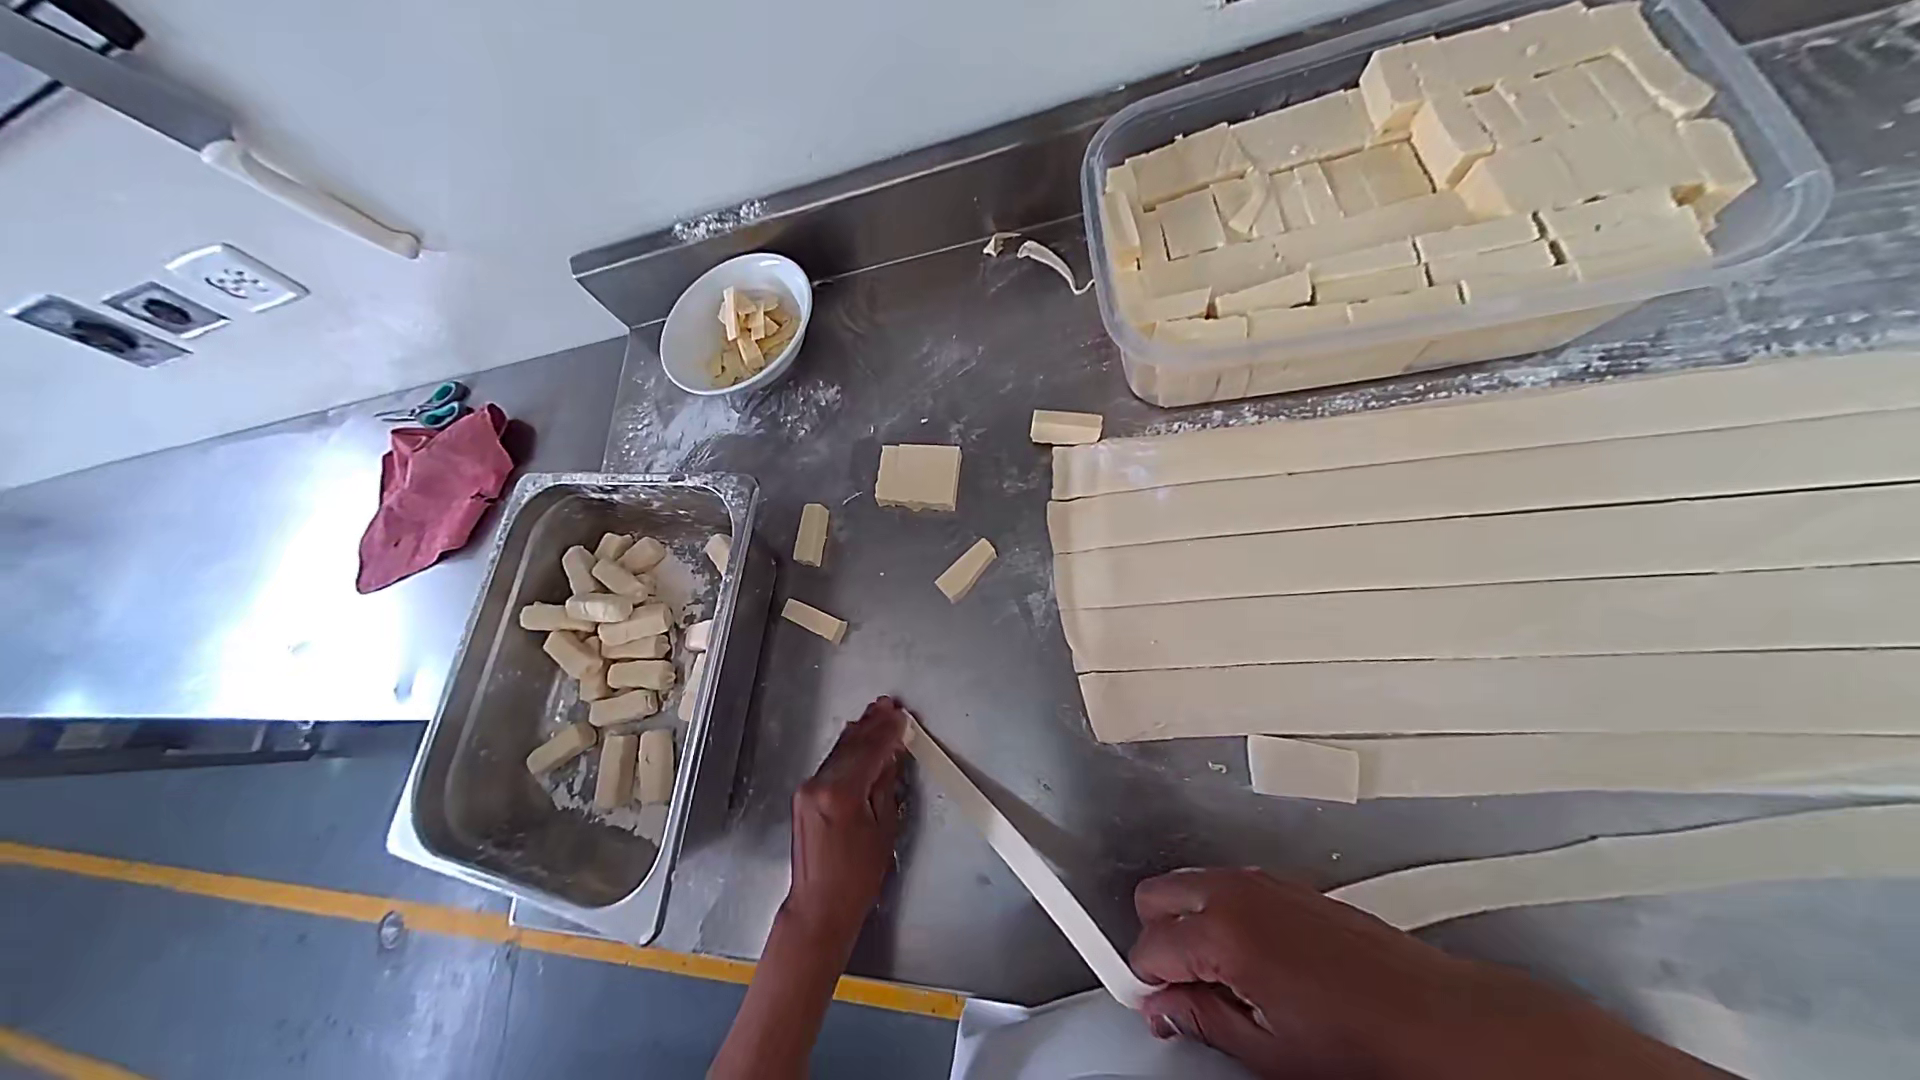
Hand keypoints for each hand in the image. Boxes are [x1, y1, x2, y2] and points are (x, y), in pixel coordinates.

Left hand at [782, 695, 907, 942]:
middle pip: (851, 745)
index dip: (888, 731)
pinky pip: (830, 765)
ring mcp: (807, 789)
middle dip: (872, 724)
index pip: (870, 750)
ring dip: (859, 733)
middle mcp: (818, 785)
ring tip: (876, 715)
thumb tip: (891, 755)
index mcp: (841, 793)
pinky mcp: (803, 796)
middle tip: (889, 705)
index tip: (901, 716)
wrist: (819, 907)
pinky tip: (857, 740)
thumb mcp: (884, 828)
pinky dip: (847, 751)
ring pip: (839, 752)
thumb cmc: (858, 877)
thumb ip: (885, 785)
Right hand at [1129, 867, 1471, 1077]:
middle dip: (1156, 938)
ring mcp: (1261, 881)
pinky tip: (1252, 957)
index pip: (1147, 946)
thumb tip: (1167, 1008)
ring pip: (1188, 884)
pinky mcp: (1284, 881)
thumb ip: (1201, 1020)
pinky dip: (1220, 911)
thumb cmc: (1370, 1041)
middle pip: (1154, 896)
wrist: (1440, 1021)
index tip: (1155, 1001)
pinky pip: (1227, 884)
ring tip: (1221, 976)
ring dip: (1187, 921)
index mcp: (1223, 934)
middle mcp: (1236, 893)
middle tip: (1179, 985)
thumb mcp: (1270, 1054)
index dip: (1144, 981)